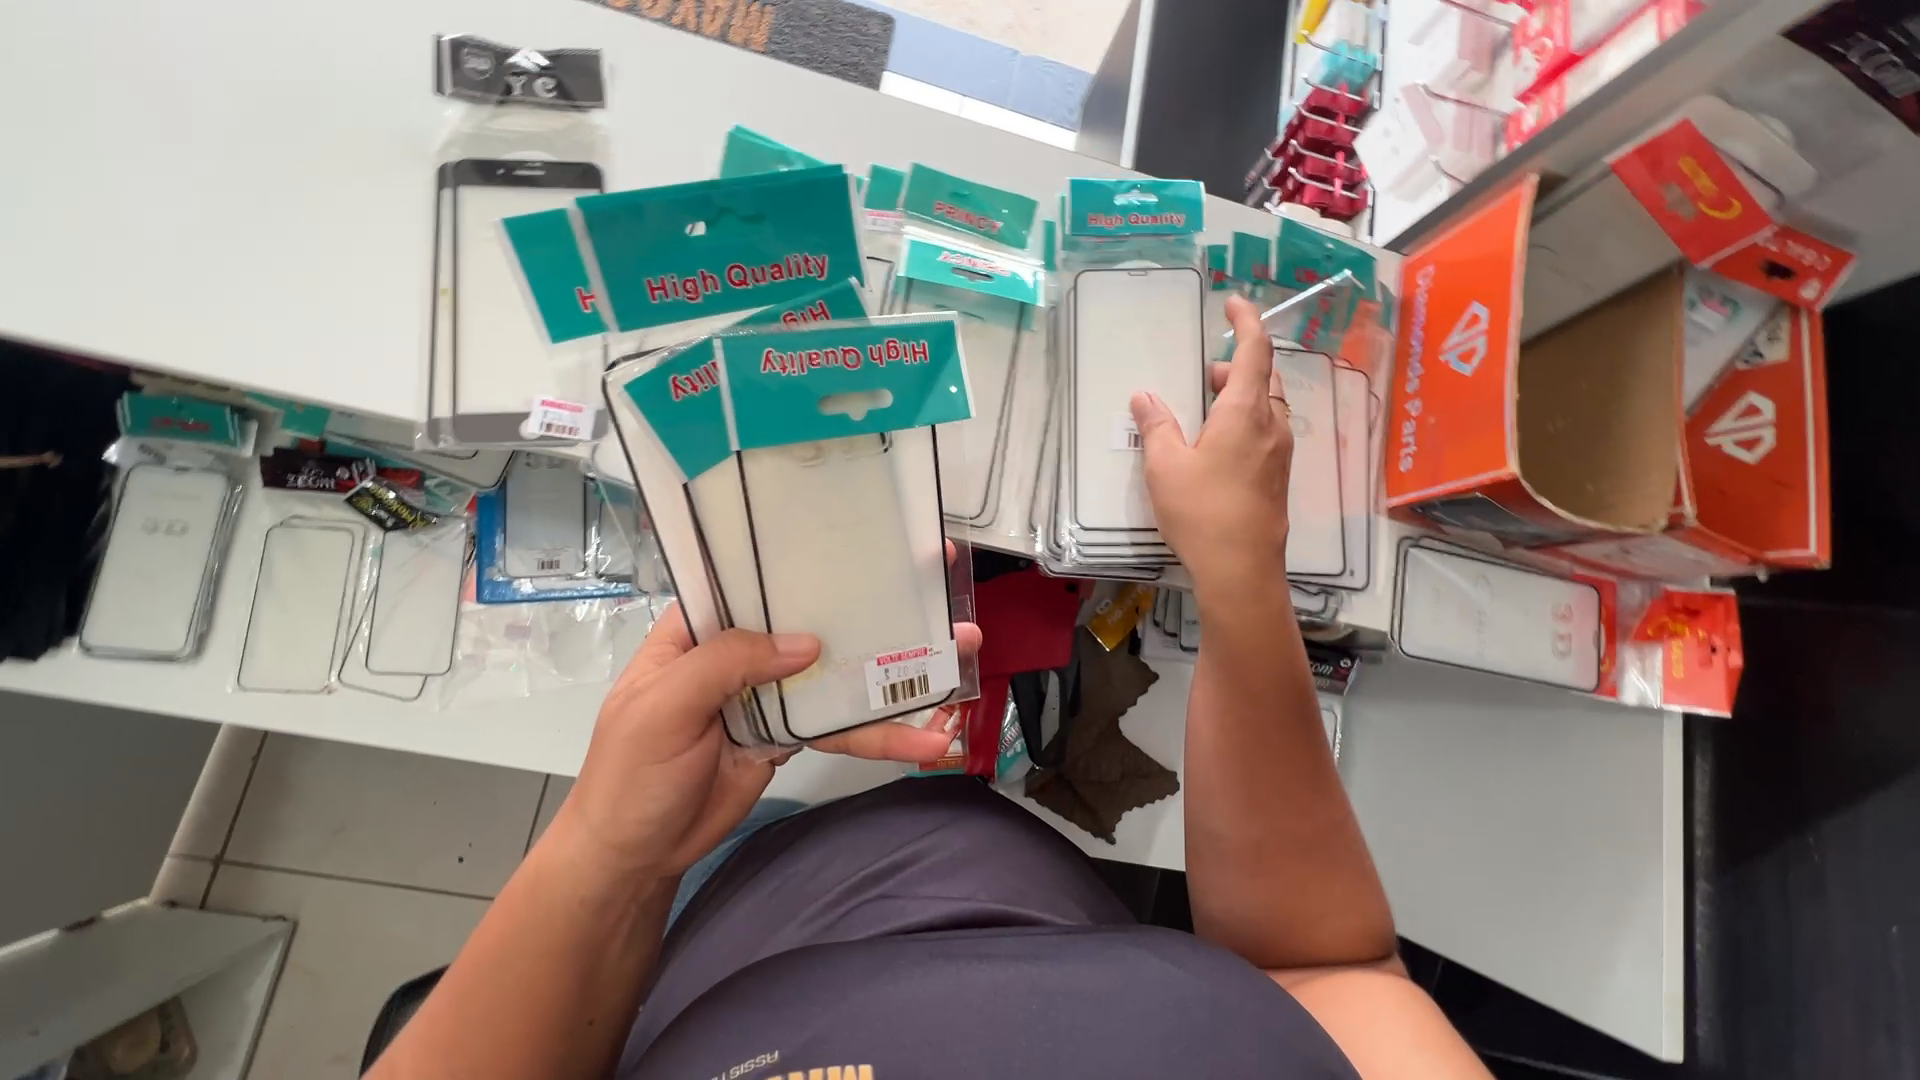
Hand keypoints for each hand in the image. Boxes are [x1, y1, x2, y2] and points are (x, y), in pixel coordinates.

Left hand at [552, 601, 981, 882]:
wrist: (637, 857)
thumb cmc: (631, 774)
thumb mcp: (662, 708)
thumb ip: (726, 664)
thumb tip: (808, 644)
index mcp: (700, 630)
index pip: (753, 581)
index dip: (803, 561)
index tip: (864, 544)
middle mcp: (740, 652)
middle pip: (810, 622)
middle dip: (869, 610)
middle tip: (932, 593)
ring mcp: (770, 694)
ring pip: (836, 675)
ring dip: (891, 674)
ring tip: (955, 666)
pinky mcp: (790, 735)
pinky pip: (840, 726)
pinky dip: (881, 734)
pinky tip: (924, 742)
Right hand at [1129, 295, 1293, 584]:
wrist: (1240, 568)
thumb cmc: (1201, 511)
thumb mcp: (1165, 467)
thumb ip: (1156, 426)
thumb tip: (1144, 397)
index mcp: (1246, 412)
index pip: (1255, 349)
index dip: (1246, 320)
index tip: (1233, 302)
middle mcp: (1272, 425)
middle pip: (1264, 376)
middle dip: (1236, 365)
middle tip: (1204, 374)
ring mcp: (1280, 452)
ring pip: (1268, 404)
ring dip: (1242, 394)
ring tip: (1206, 408)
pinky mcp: (1278, 475)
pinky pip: (1267, 429)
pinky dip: (1247, 419)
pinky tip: (1219, 443)